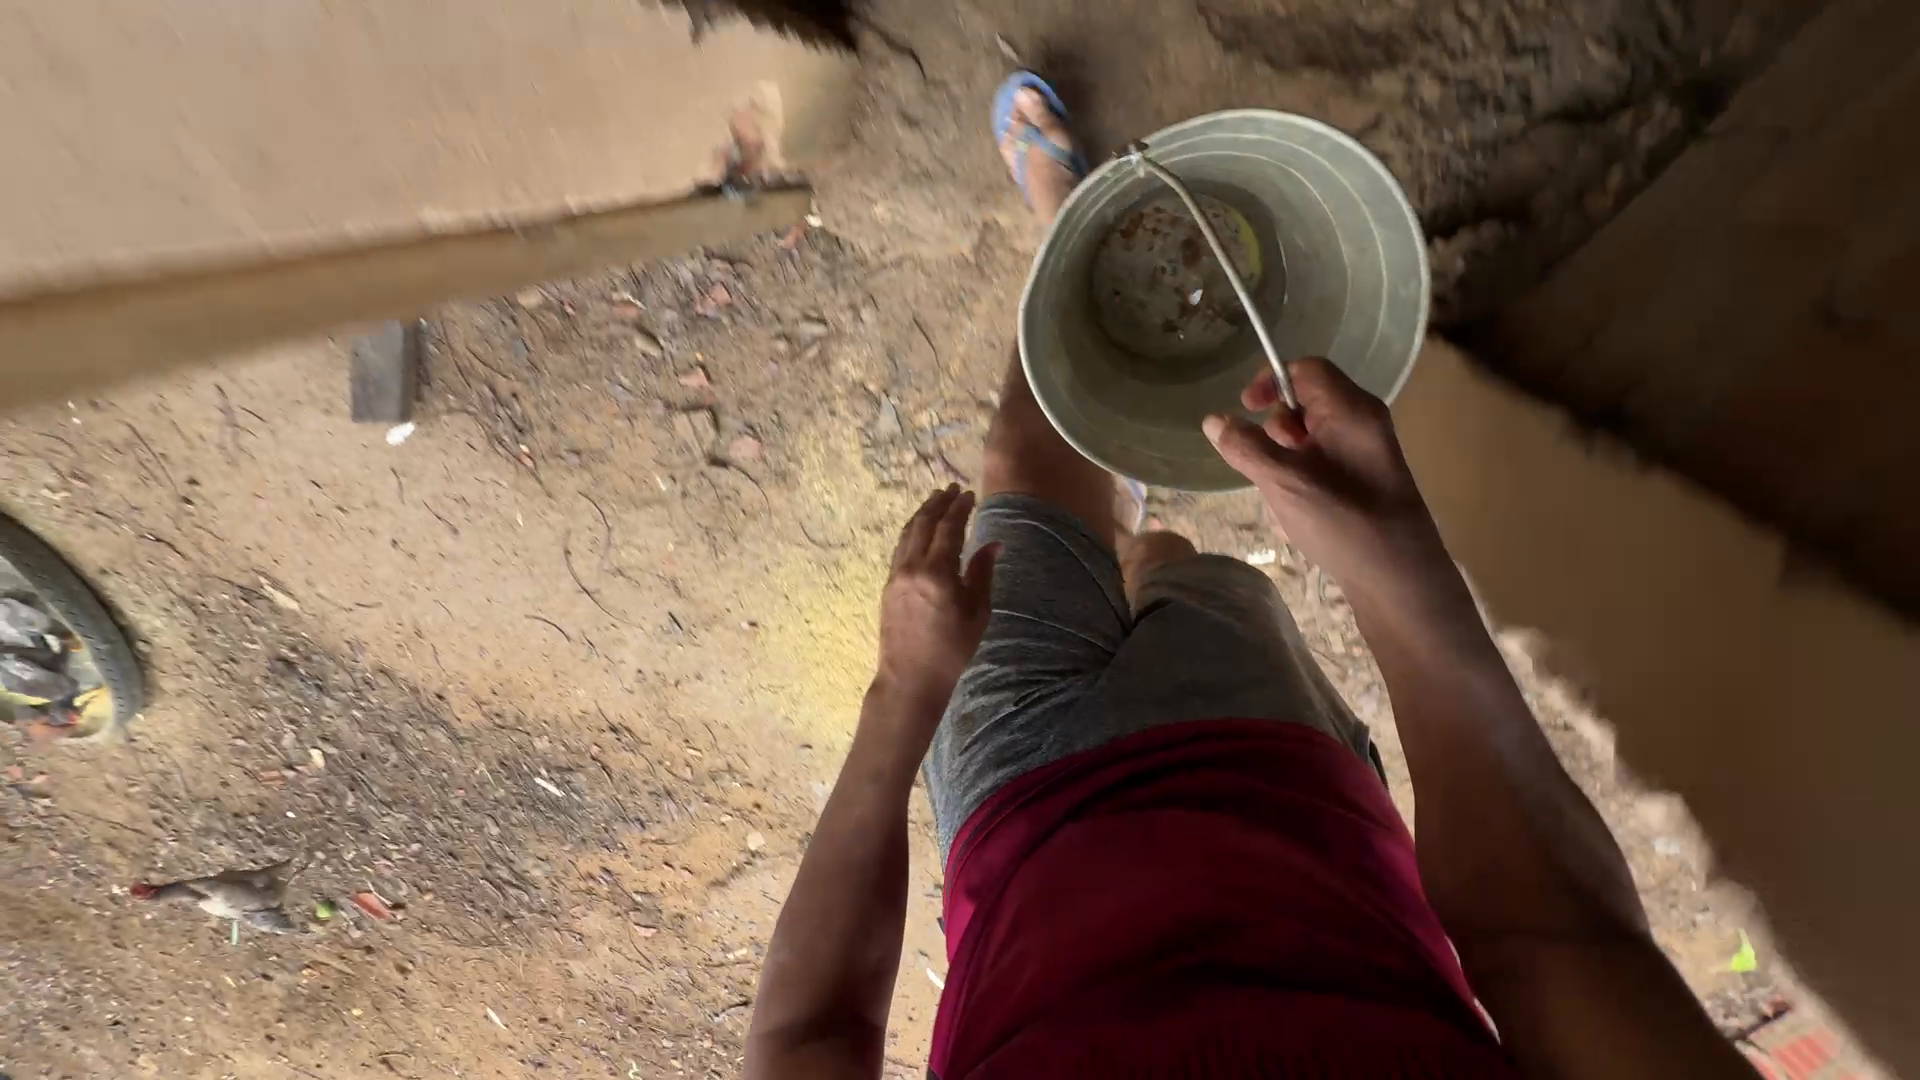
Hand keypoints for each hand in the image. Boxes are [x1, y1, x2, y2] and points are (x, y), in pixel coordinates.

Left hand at [872, 485, 998, 718]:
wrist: (911, 678)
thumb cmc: (952, 650)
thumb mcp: (977, 613)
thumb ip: (982, 573)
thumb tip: (993, 544)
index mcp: (938, 573)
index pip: (949, 528)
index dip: (960, 508)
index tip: (969, 494)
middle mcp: (912, 568)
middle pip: (924, 523)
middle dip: (939, 503)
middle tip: (952, 489)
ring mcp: (896, 575)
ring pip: (907, 533)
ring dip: (922, 513)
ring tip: (935, 500)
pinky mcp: (888, 585)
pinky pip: (900, 547)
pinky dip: (911, 531)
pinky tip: (918, 529)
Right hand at [1202, 358, 1447, 591]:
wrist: (1396, 575)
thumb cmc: (1343, 521)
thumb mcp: (1284, 482)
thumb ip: (1245, 447)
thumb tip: (1214, 420)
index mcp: (1349, 410)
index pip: (1306, 369)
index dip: (1270, 381)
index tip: (1246, 410)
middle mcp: (1361, 421)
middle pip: (1306, 399)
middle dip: (1275, 426)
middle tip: (1269, 461)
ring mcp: (1364, 449)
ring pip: (1310, 432)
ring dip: (1284, 452)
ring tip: (1282, 488)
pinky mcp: (1362, 475)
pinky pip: (1321, 456)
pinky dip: (1299, 470)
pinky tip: (1297, 503)